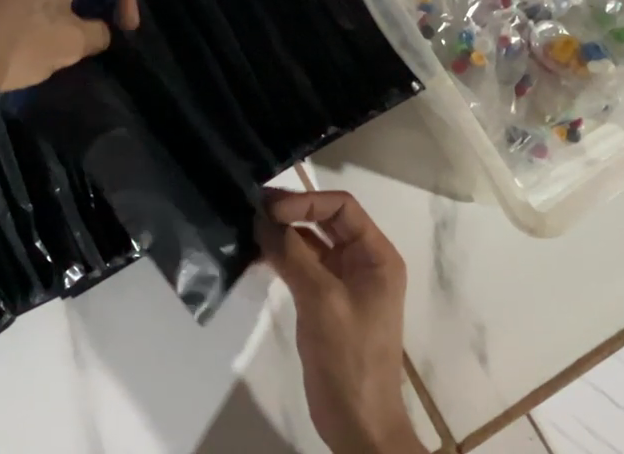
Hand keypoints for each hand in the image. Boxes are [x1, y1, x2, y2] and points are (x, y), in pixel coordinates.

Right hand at [261, 189, 421, 453]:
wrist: (358, 422)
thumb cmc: (349, 356)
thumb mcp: (321, 300)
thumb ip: (292, 254)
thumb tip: (260, 218)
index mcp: (377, 256)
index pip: (342, 207)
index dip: (305, 201)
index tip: (268, 208)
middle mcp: (363, 261)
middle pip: (325, 221)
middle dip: (290, 213)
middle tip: (250, 209)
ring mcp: (344, 282)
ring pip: (311, 243)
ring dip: (282, 234)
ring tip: (247, 229)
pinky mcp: (326, 301)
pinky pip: (302, 266)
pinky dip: (280, 257)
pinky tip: (255, 255)